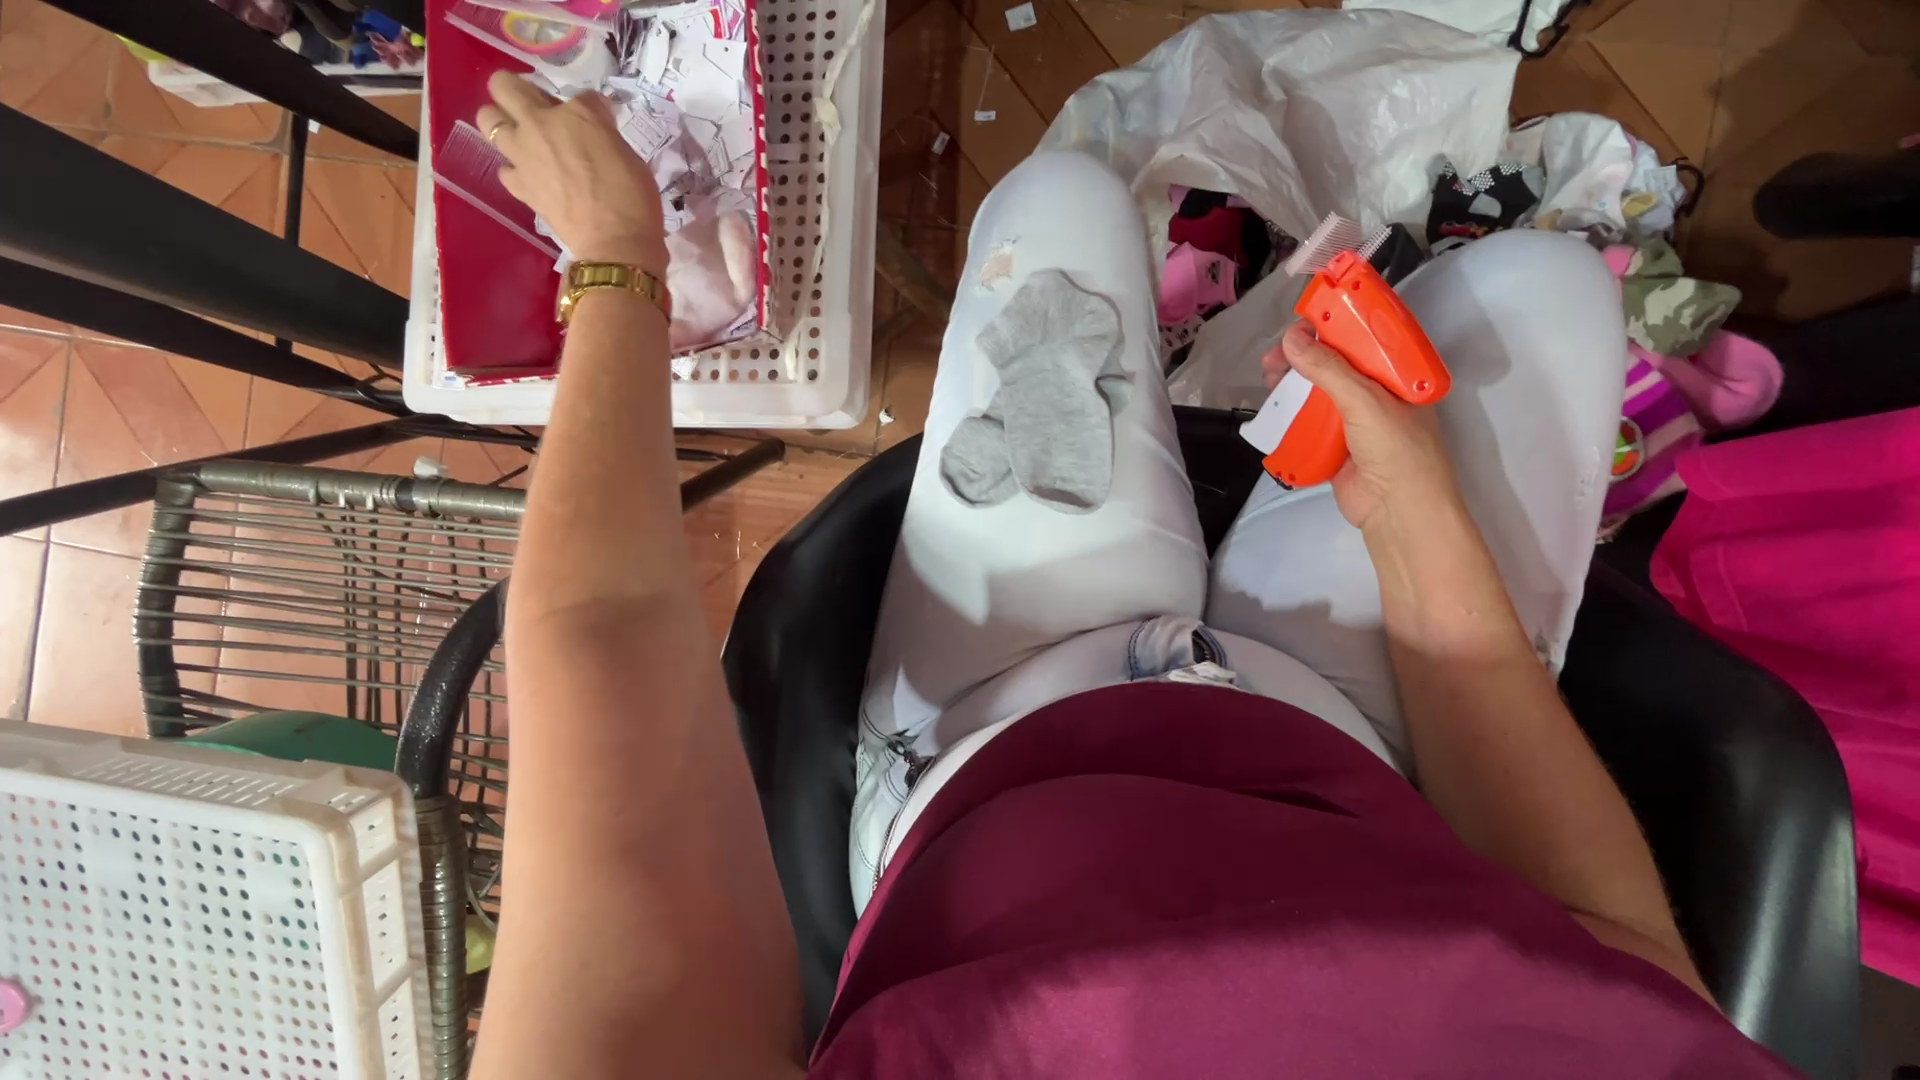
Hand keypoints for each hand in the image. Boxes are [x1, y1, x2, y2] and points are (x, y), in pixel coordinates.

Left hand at [476, 71, 666, 270]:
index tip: (602, 122)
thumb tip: (597, 131)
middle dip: (519, 90)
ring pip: (487, 118)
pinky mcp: (520, 187)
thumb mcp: (629, 156)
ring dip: (503, 123)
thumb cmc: (633, 198)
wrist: (616, 244)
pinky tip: (532, 177)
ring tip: (526, 139)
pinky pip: (505, 169)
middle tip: (540, 109)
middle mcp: (539, 124)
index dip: (592, 107)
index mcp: (576, 114)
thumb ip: (605, 135)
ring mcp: (524, 155)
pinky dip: (515, 170)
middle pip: (504, 85)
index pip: (579, 95)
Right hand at [1262, 318, 1460, 534]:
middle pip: (1336, 366)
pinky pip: (1309, 423)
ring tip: (1268, 376)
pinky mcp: (1335, 446)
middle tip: (1274, 355)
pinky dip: (1291, 414)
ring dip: (1293, 383)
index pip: (1366, 341)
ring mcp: (1356, 422)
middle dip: (1304, 356)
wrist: (1397, 513)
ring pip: (1319, 393)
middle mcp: (1378, 395)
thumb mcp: (1365, 402)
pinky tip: (1273, 405)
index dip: (1336, 326)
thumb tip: (1291, 339)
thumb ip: (1328, 370)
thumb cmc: (1397, 451)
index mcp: (1399, 378)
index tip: (1304, 319)